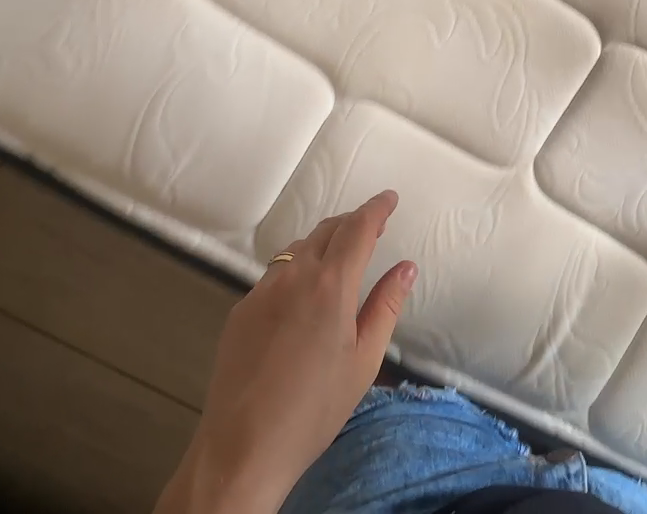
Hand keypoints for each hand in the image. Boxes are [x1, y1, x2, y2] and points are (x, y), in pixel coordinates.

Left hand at [155, 191, 416, 513]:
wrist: (242, 448)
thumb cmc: (315, 408)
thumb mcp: (364, 359)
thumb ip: (386, 306)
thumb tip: (406, 267)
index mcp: (331, 285)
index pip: (358, 228)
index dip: (376, 209)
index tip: (390, 199)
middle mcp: (293, 277)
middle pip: (326, 230)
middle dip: (352, 221)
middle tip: (373, 226)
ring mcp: (261, 292)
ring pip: (297, 249)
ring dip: (323, 241)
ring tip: (341, 255)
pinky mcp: (240, 311)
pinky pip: (275, 274)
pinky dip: (297, 268)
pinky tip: (303, 295)